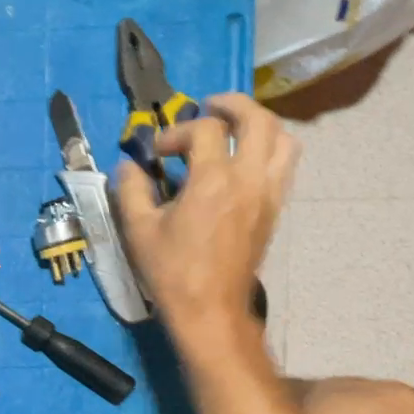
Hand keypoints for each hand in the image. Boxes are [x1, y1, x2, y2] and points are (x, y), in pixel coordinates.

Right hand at [115, 93, 298, 348]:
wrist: (209, 308)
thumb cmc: (171, 271)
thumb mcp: (139, 230)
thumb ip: (132, 190)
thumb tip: (128, 166)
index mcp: (213, 180)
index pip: (204, 130)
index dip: (177, 132)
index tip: (157, 153)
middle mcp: (249, 178)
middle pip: (258, 119)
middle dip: (232, 105)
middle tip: (209, 107)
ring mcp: (268, 192)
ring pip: (283, 138)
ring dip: (260, 124)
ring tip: (236, 128)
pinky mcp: (275, 208)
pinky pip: (285, 164)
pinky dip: (269, 149)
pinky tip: (245, 160)